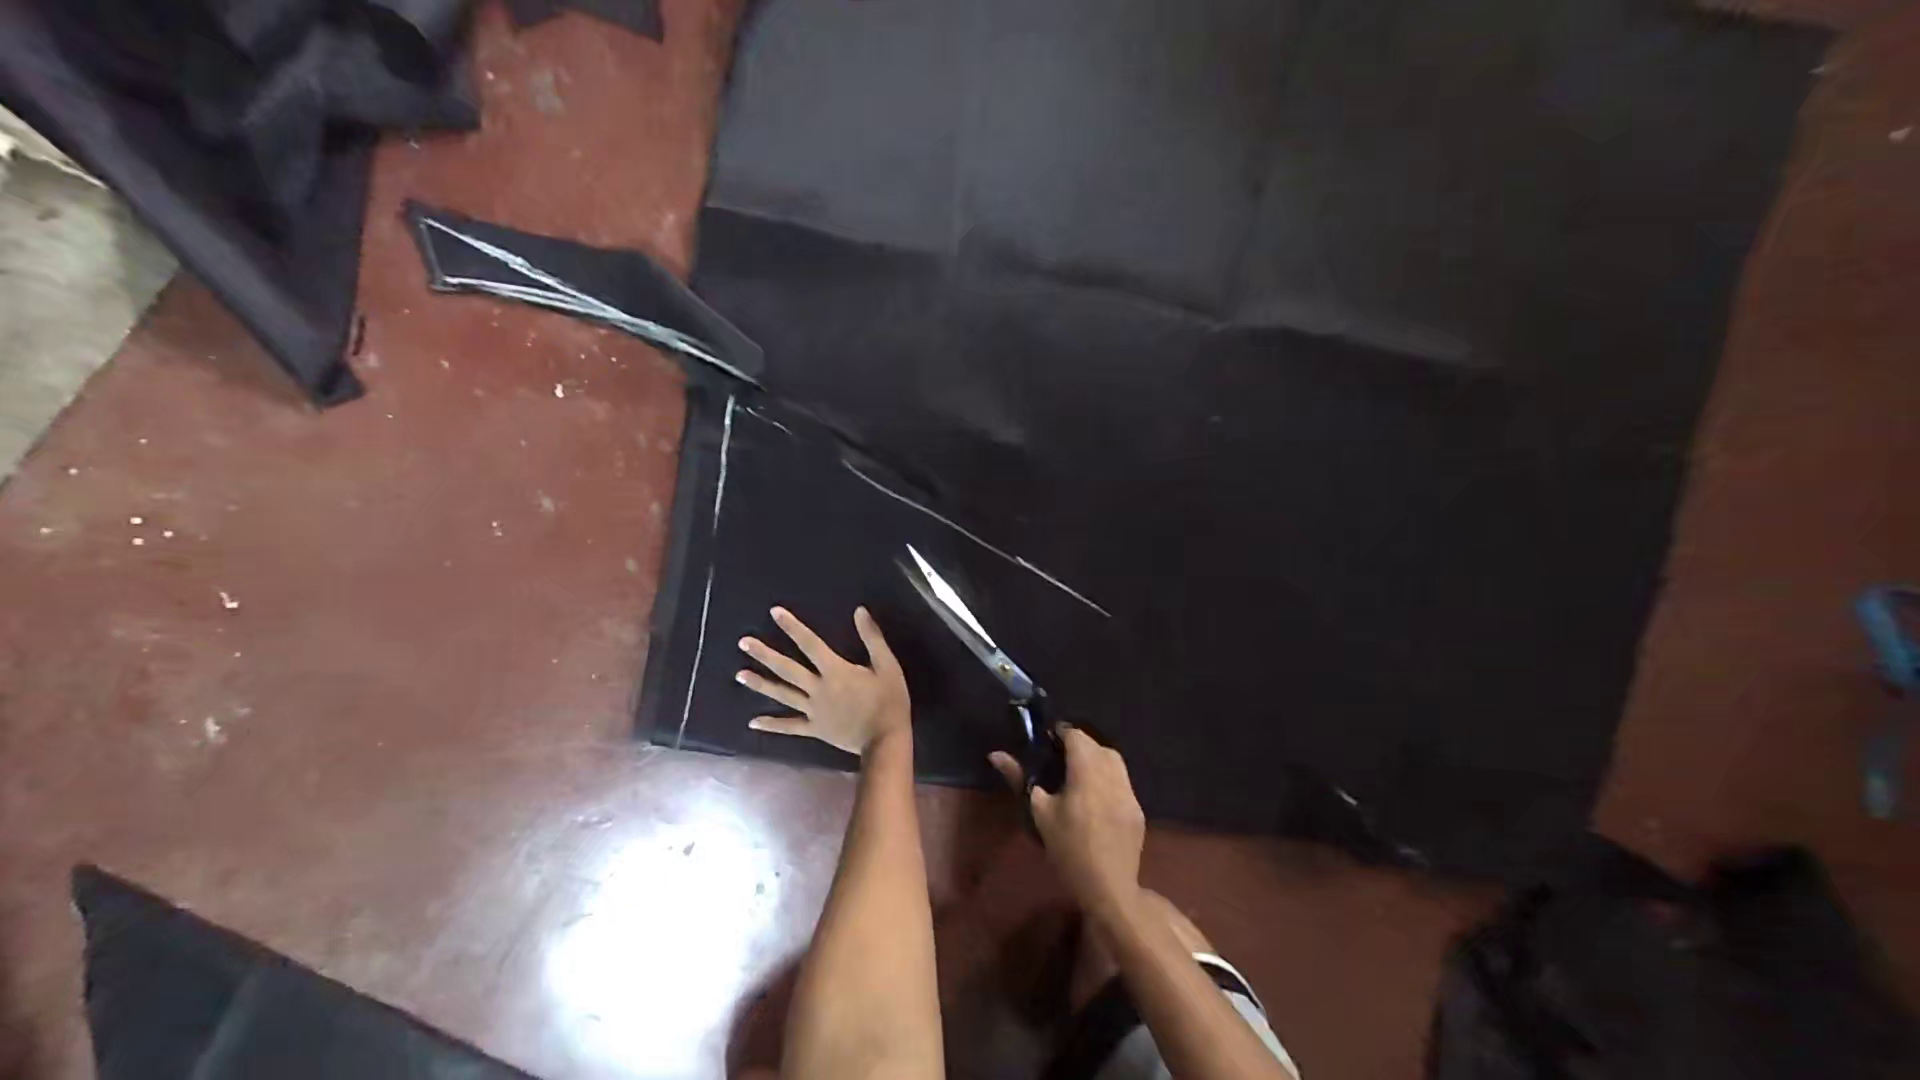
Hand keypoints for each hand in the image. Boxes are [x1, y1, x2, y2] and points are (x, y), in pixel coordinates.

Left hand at [737, 606, 910, 755]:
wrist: (886, 739)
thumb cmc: (889, 700)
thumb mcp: (887, 665)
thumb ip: (872, 637)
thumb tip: (859, 611)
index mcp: (835, 671)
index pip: (809, 644)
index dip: (792, 627)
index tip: (774, 613)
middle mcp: (818, 689)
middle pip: (787, 669)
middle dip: (765, 655)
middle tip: (743, 643)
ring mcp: (813, 711)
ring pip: (783, 695)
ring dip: (760, 684)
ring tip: (739, 675)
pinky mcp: (815, 729)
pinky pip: (789, 727)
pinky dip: (771, 725)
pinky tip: (753, 722)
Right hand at [991, 726, 1144, 914]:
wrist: (1108, 888)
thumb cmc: (1068, 850)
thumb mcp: (1039, 814)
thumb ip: (1019, 778)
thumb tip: (996, 754)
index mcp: (1087, 774)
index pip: (1078, 737)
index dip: (1062, 733)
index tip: (1047, 740)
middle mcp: (1112, 776)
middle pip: (1098, 746)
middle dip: (1079, 745)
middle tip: (1059, 758)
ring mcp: (1130, 793)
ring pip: (1114, 761)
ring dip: (1096, 759)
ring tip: (1077, 774)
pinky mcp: (1138, 810)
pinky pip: (1123, 781)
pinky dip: (1108, 778)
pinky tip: (1095, 797)